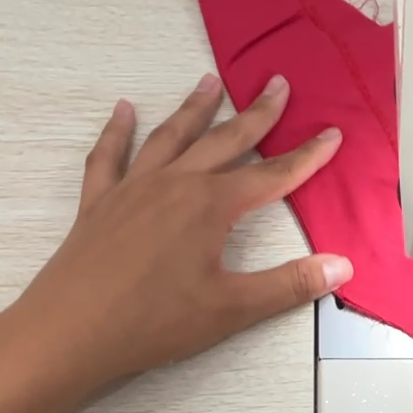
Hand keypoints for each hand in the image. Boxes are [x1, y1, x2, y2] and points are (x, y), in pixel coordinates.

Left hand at [2, 73, 350, 398]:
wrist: (73, 330)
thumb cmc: (155, 321)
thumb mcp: (234, 308)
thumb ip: (289, 284)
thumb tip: (340, 266)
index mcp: (210, 207)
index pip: (272, 177)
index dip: (306, 158)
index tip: (330, 135)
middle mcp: (174, 185)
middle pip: (224, 142)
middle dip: (256, 114)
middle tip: (277, 85)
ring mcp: (133, 190)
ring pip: (170, 138)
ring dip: (194, 110)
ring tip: (210, 81)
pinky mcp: (99, 203)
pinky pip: (109, 156)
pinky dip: (118, 131)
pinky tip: (124, 111)